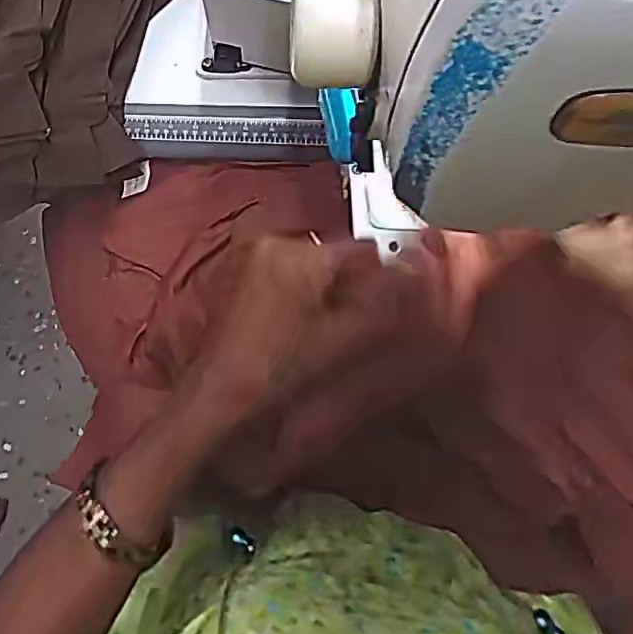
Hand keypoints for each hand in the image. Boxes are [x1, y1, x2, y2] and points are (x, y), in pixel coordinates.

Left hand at [191, 234, 466, 494]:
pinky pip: (286, 269)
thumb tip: (410, 278)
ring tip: (322, 326)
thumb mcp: (342, 340)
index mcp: (299, 255)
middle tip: (352, 320)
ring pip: (311, 262)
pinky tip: (299, 323)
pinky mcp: (241, 268)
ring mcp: (253, 255)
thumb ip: (381, 304)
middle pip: (335, 254)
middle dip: (349, 283)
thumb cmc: (274, 370)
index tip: (389, 296)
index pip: (362, 249)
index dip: (382, 275)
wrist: (222, 390)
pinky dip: (300, 288)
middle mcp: (272, 243)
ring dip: (325, 286)